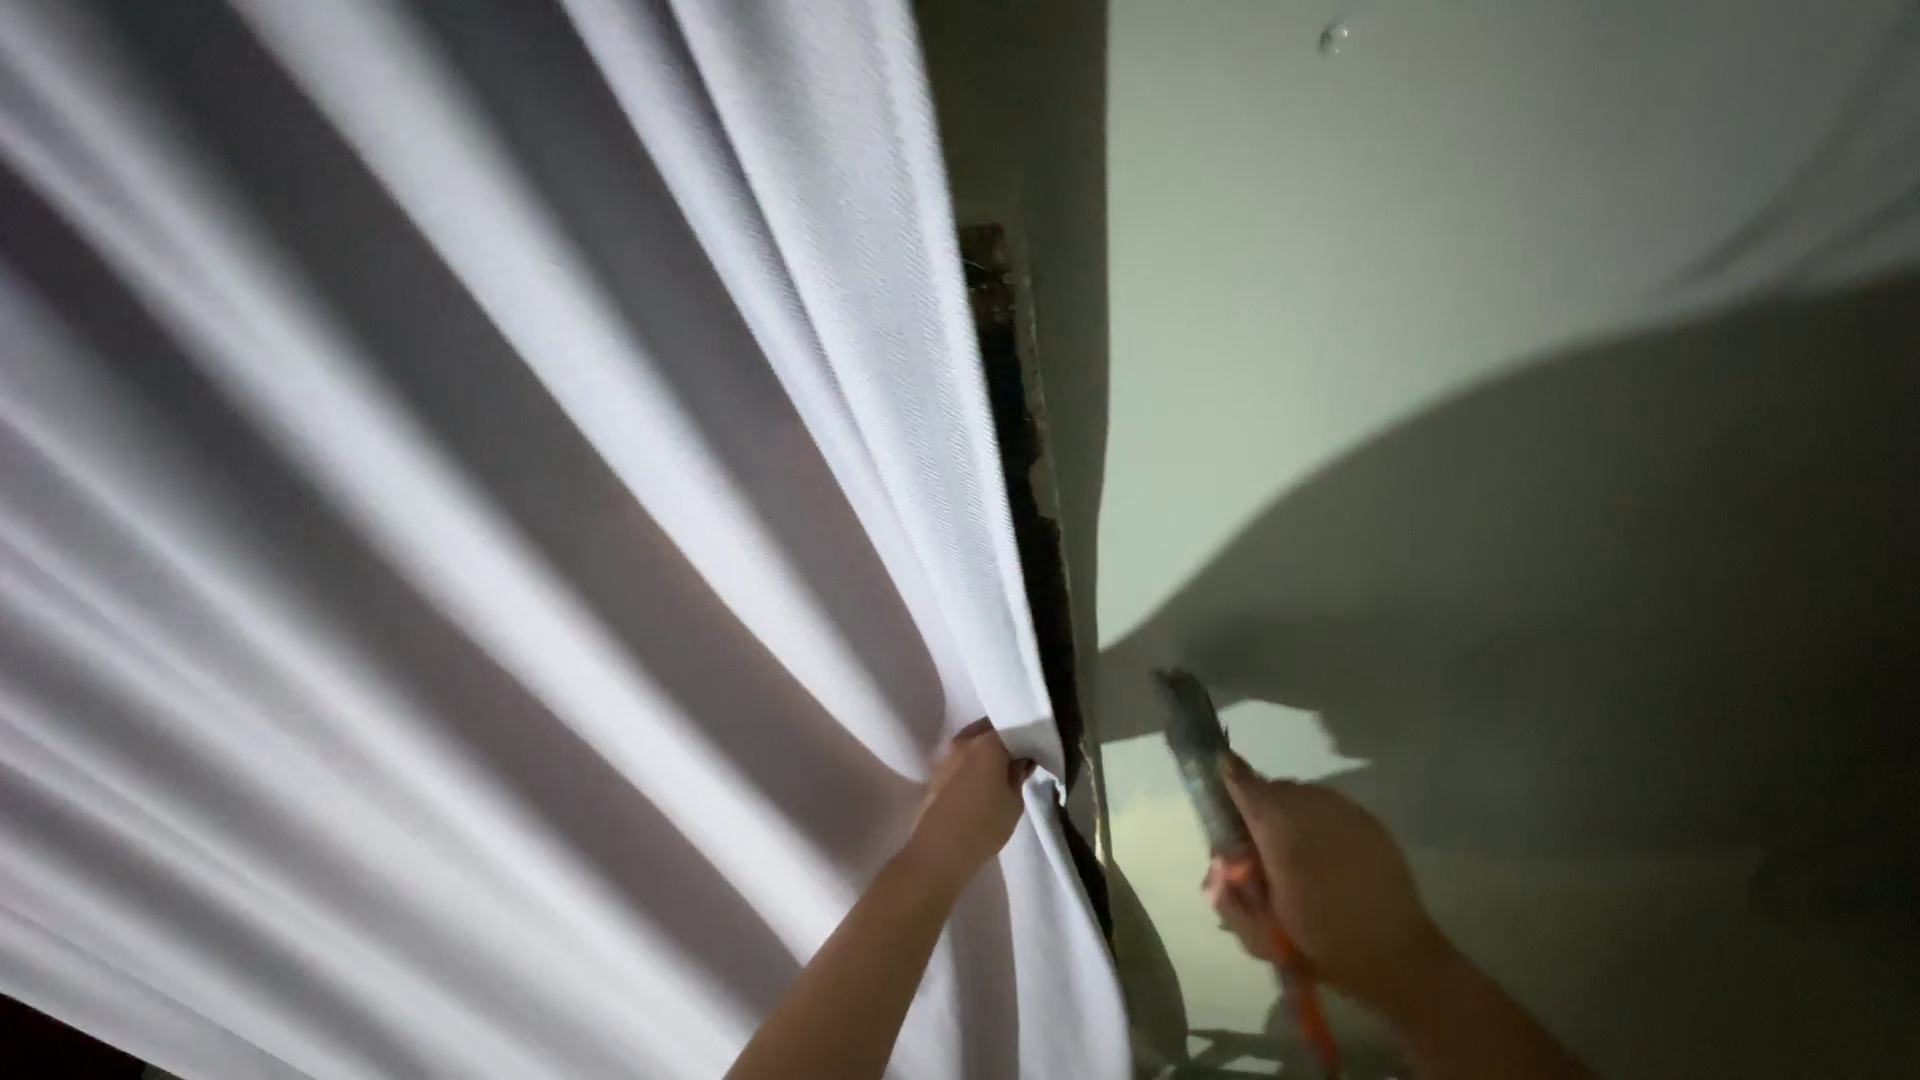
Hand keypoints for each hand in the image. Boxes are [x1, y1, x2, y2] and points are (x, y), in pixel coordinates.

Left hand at [900, 720, 1032, 888]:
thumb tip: (1022, 760)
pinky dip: (974, 763)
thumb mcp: (1014, 802)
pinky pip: (962, 759)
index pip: (1012, 728)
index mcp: (987, 742)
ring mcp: (947, 756)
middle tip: (1022, 757)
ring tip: (1004, 770)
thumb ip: (1018, 774)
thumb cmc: (984, 824)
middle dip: (1006, 740)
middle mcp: (964, 741)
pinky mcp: (937, 774)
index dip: (1027, 737)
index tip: (1037, 749)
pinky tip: (984, 781)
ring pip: (974, 744)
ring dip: (988, 752)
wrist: (939, 851)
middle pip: (990, 731)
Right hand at [1205, 755, 1455, 1014]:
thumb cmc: (1322, 946)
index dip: (1230, 778)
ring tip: (1294, 846)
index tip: (1220, 773)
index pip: (1245, 785)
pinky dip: (1319, 818)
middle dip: (1260, 805)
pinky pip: (1331, 804)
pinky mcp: (1370, 821)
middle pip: (1274, 787)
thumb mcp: (1260, 935)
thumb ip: (1228, 897)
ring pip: (1303, 792)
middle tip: (1259, 841)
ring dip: (1290, 810)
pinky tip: (1325, 851)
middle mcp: (1311, 810)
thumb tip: (1216, 866)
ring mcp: (1345, 812)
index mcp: (1279, 834)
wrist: (1397, 957)